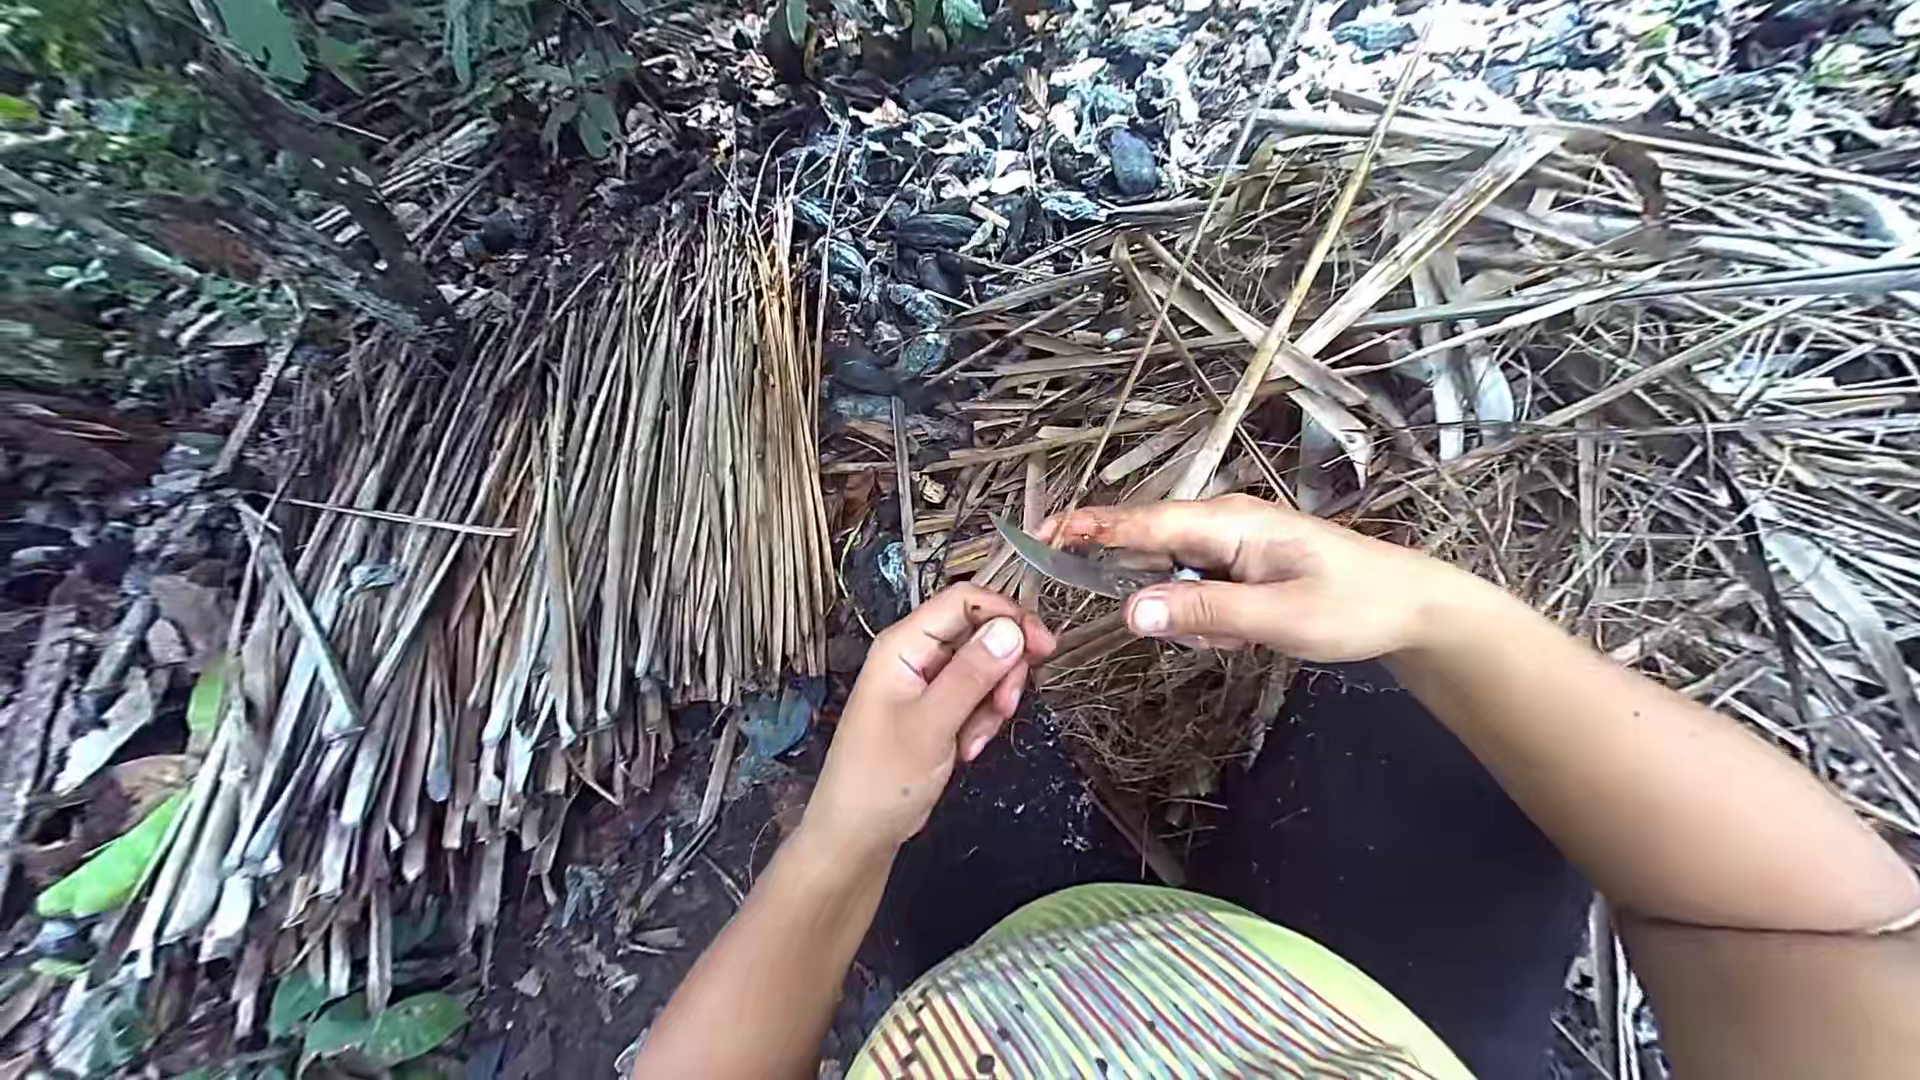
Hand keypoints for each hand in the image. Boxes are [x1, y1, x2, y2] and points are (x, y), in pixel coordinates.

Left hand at [803, 585, 1055, 859]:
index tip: (1043, 646)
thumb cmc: (882, 778)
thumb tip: (1012, 628)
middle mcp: (918, 653)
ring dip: (992, 702)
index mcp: (905, 643)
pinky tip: (967, 749)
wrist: (859, 834)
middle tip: (1007, 706)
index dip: (1007, 613)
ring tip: (974, 740)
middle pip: (980, 633)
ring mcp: (929, 680)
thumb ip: (972, 675)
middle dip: (1003, 669)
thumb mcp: (930, 725)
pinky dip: (982, 720)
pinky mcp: (940, 705)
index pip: (963, 600)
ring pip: (985, 667)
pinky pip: (978, 695)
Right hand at [1044, 494, 1496, 661]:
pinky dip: (1201, 618)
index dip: (1085, 528)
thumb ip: (1202, 612)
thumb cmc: (1353, 604)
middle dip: (1151, 594)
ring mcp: (1222, 543)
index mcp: (1225, 521)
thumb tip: (1130, 612)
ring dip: (1186, 615)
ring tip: (1239, 637)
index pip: (1138, 522)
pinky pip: (1189, 589)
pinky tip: (1240, 633)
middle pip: (1145, 551)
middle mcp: (1216, 524)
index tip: (1039, 536)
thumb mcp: (1279, 617)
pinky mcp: (1230, 564)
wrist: (1411, 607)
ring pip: (1166, 576)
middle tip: (1206, 633)